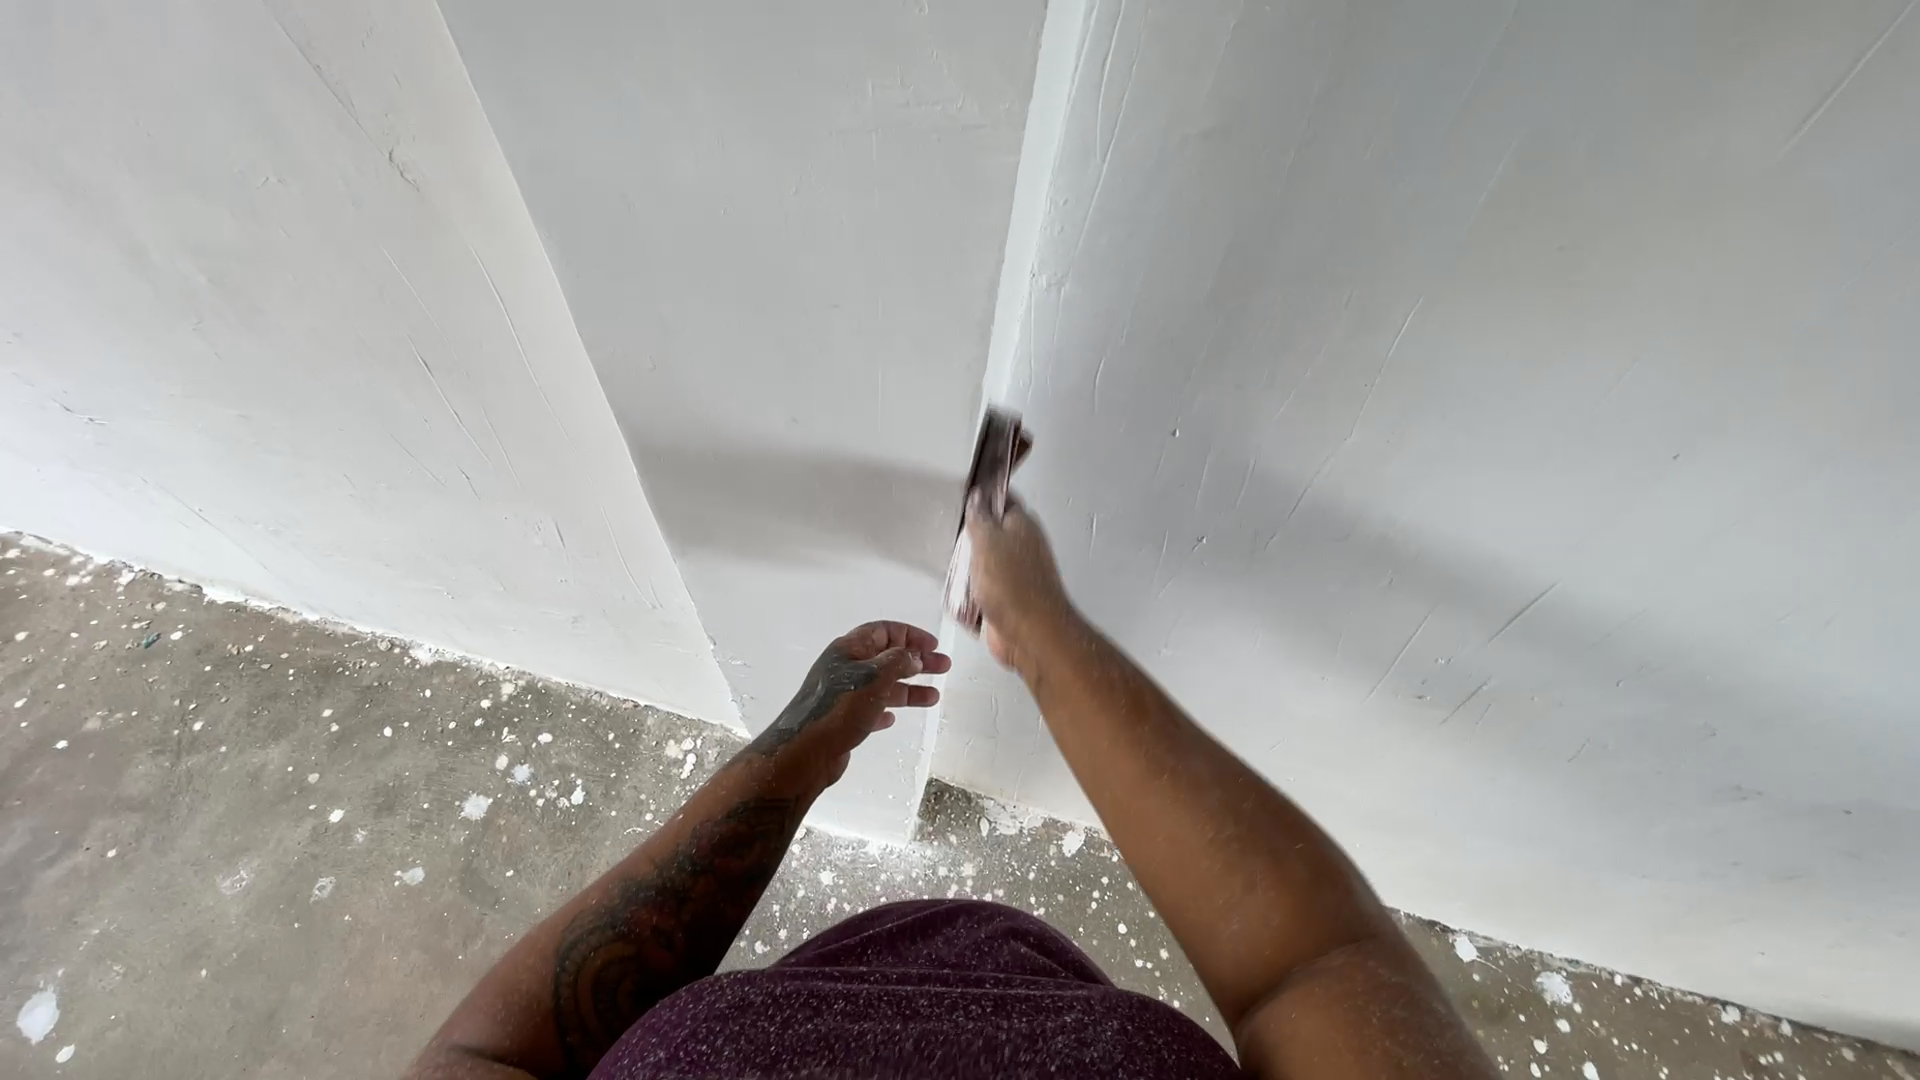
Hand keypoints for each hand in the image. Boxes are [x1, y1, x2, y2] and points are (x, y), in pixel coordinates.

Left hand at [750, 621, 951, 785]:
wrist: (806, 752)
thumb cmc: (841, 708)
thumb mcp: (875, 677)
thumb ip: (898, 662)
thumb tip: (913, 657)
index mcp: (849, 649)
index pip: (885, 631)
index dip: (911, 635)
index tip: (934, 646)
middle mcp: (846, 668)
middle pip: (888, 657)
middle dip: (917, 661)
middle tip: (943, 667)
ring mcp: (844, 694)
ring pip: (883, 685)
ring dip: (909, 688)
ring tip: (933, 697)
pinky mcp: (843, 720)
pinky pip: (870, 709)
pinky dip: (886, 709)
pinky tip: (895, 717)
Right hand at [964, 492, 1076, 675]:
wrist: (1029, 633)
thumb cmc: (1013, 584)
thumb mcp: (988, 540)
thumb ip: (980, 517)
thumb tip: (977, 496)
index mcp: (1022, 526)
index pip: (1003, 501)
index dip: (983, 497)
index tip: (962, 498)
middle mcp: (1022, 548)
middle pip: (991, 533)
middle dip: (971, 536)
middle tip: (952, 534)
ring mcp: (1015, 575)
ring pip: (985, 562)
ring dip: (968, 566)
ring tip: (951, 563)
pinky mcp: (1006, 599)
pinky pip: (983, 589)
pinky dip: (971, 591)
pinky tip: (958, 590)